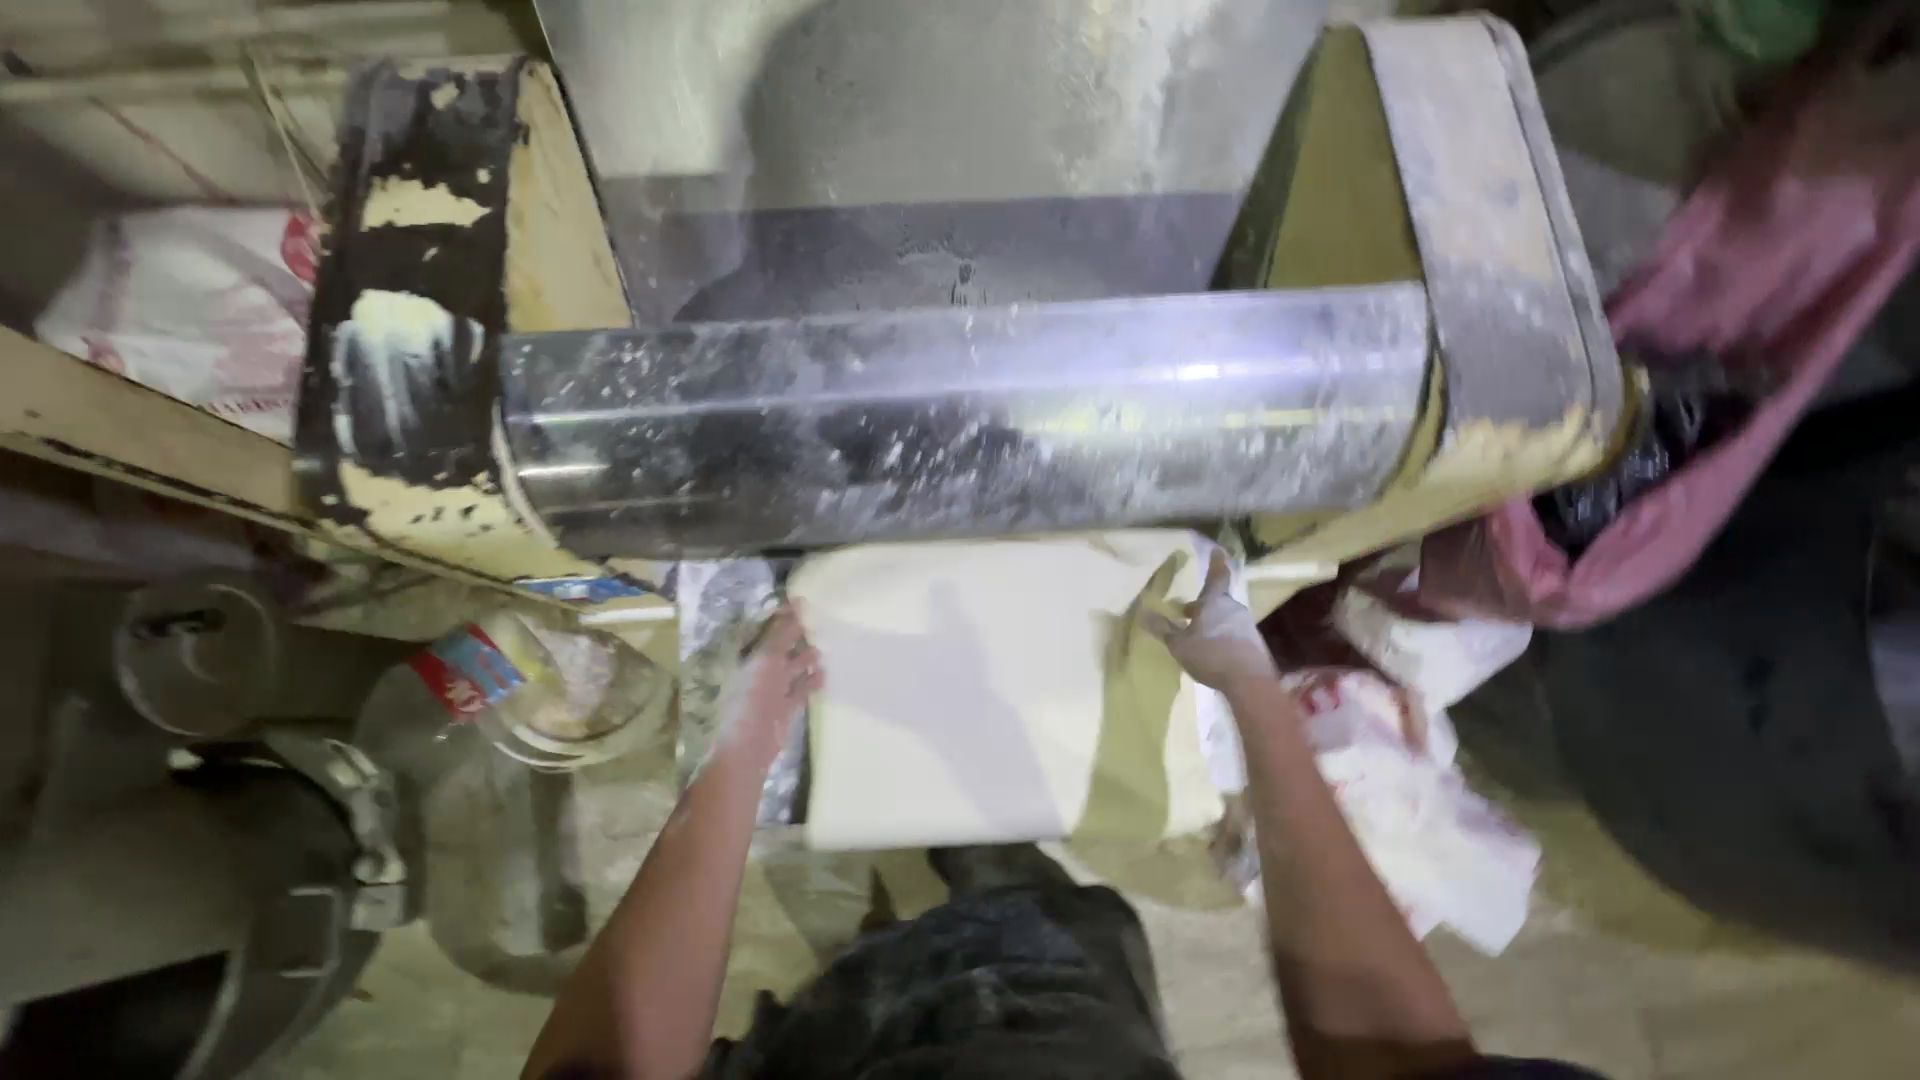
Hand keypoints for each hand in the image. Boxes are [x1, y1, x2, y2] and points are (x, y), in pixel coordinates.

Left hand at [714, 605, 823, 767]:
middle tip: (821, 622)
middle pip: (781, 647)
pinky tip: (826, 674)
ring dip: (807, 658)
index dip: (784, 617)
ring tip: (825, 647)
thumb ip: (782, 632)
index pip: (768, 630)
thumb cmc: (752, 698)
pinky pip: (802, 689)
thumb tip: (797, 601)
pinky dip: (813, 681)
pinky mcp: (786, 707)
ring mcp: (773, 690)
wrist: (749, 745)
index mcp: (749, 657)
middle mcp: (760, 670)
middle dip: (798, 635)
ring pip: (793, 667)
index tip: (804, 603)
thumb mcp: (766, 660)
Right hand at [1144, 549, 1277, 692]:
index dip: (1217, 562)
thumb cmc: (1210, 655)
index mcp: (1214, 602)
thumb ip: (1163, 629)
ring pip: (1225, 616)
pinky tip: (1213, 651)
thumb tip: (1144, 613)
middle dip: (1202, 605)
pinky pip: (1233, 631)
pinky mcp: (1253, 642)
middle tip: (1186, 612)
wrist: (1249, 681)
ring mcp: (1246, 625)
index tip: (1218, 550)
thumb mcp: (1179, 644)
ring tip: (1196, 635)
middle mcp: (1233, 608)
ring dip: (1210, 621)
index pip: (1217, 576)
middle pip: (1217, 600)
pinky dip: (1221, 635)